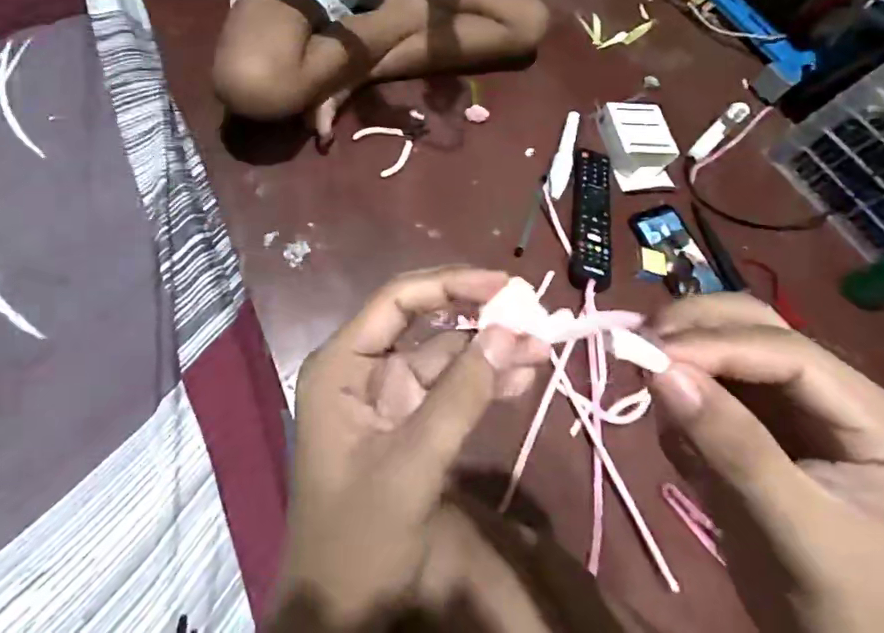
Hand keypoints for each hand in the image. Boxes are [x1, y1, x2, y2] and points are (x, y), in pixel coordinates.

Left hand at [275, 268, 546, 630]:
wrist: (342, 613)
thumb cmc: (360, 533)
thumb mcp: (412, 462)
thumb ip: (461, 395)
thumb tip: (509, 331)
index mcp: (342, 366)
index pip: (398, 301)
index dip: (451, 284)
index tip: (503, 285)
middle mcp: (365, 369)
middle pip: (428, 321)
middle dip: (479, 315)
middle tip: (530, 314)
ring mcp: (391, 396)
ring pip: (449, 353)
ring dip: (492, 349)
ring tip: (541, 348)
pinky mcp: (414, 422)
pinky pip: (456, 387)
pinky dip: (488, 381)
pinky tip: (523, 378)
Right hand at [649, 295, 883, 632]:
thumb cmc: (857, 614)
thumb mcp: (801, 535)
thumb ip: (736, 449)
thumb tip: (661, 370)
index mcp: (876, 416)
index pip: (790, 354)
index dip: (719, 344)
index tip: (653, 352)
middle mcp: (839, 397)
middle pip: (761, 332)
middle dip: (699, 332)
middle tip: (639, 348)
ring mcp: (803, 413)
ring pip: (735, 352)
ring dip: (688, 357)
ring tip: (648, 383)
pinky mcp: (769, 435)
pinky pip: (719, 393)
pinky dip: (687, 396)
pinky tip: (672, 428)